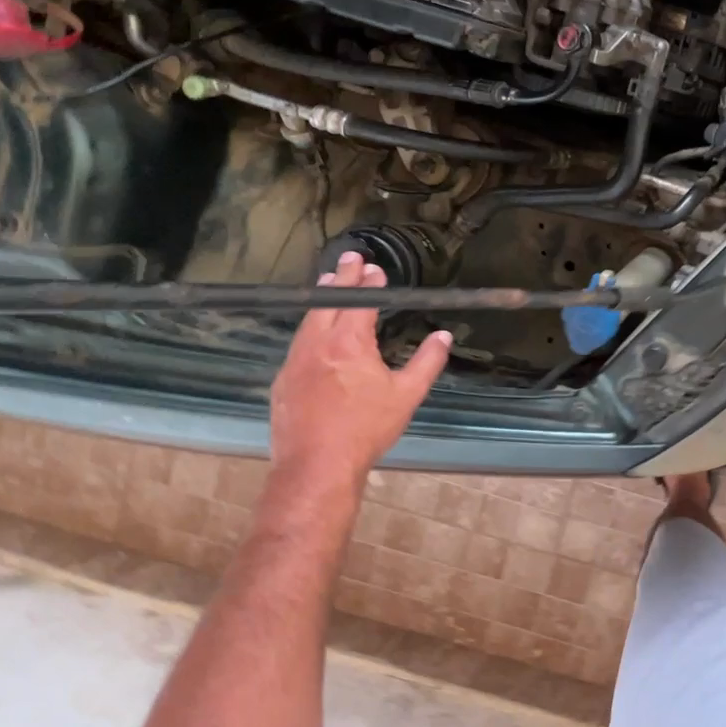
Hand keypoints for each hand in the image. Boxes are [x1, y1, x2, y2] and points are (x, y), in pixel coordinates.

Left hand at [269, 251, 453, 486]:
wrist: (315, 466)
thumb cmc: (366, 428)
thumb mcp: (407, 394)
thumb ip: (427, 361)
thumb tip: (443, 336)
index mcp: (349, 343)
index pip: (359, 301)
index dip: (368, 283)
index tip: (375, 268)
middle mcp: (318, 345)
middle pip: (328, 302)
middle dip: (340, 279)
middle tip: (349, 260)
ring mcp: (295, 363)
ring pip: (308, 322)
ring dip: (322, 300)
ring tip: (329, 286)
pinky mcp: (282, 382)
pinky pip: (298, 344)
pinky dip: (310, 327)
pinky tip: (315, 333)